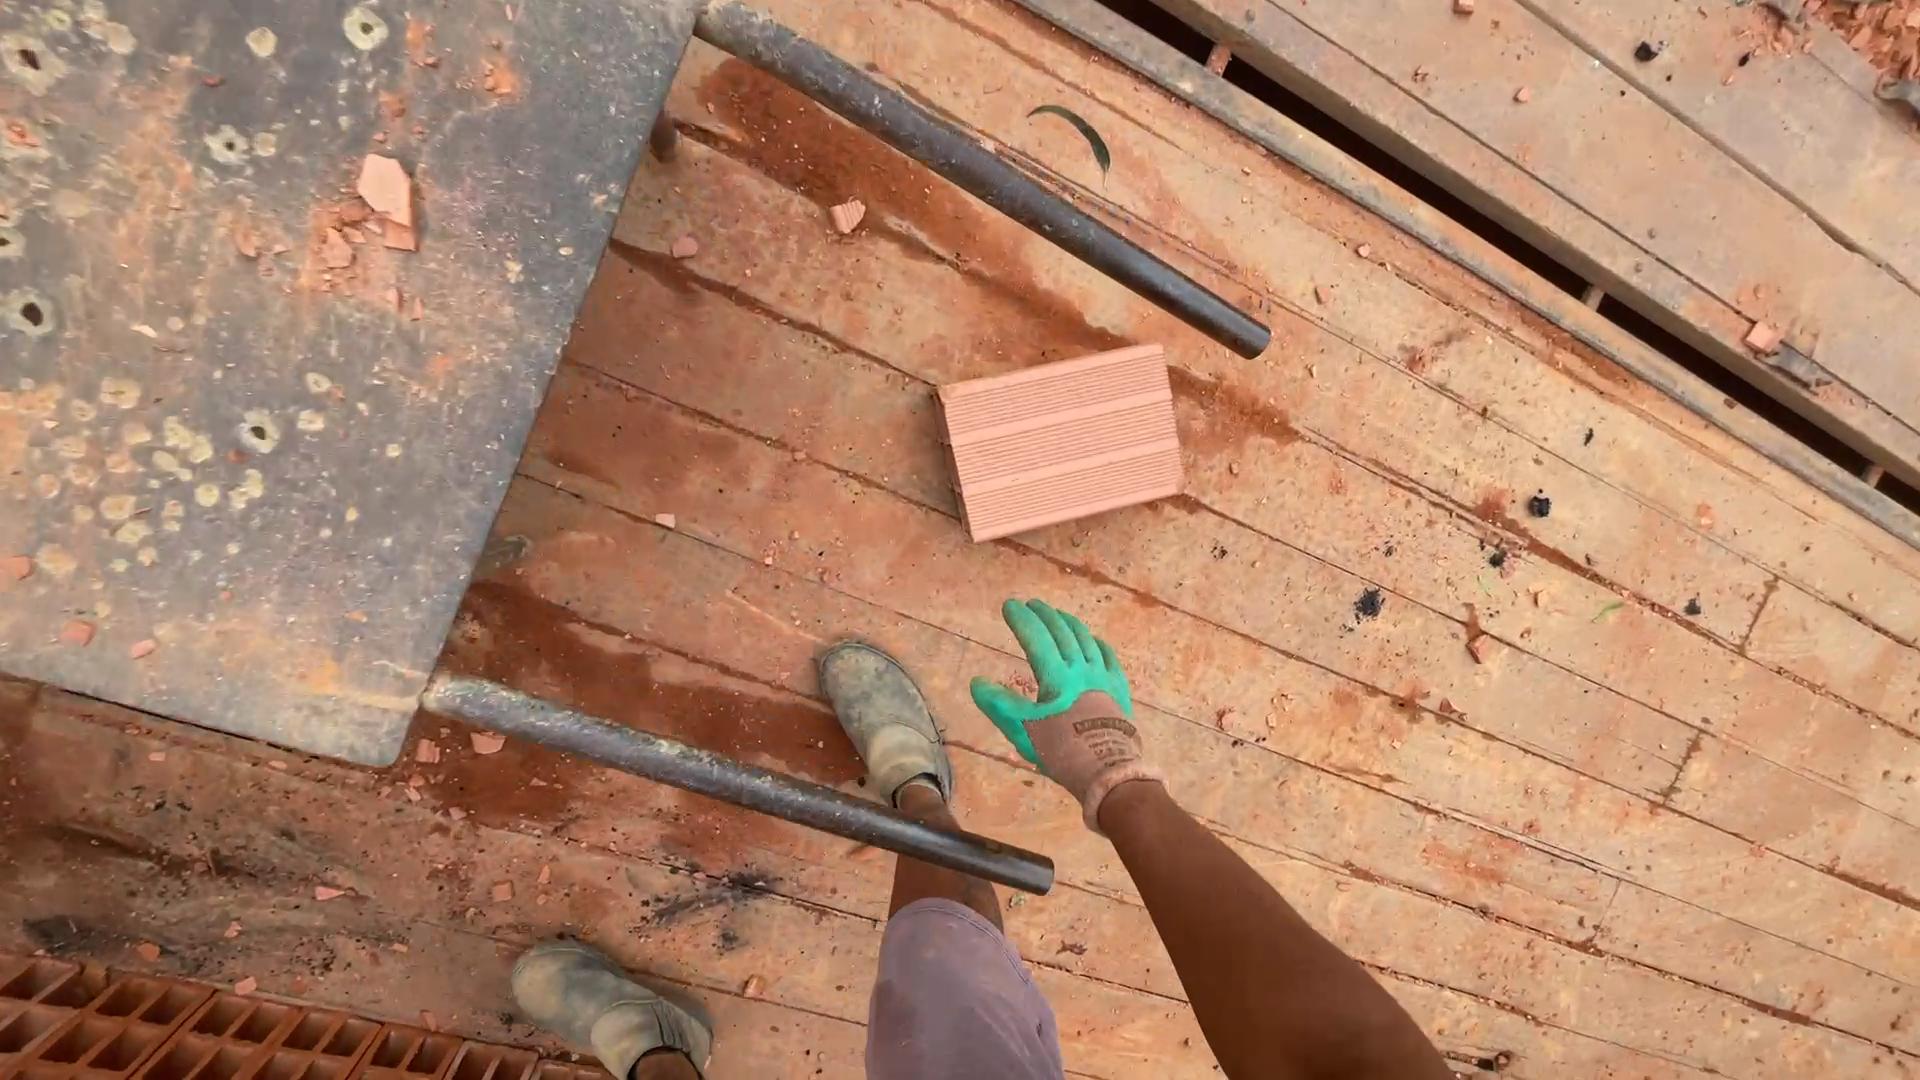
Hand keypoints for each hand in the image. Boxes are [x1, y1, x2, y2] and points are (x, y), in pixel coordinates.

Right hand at [970, 599, 1160, 830]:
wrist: (1110, 773)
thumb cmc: (1063, 752)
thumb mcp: (1023, 731)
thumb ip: (999, 704)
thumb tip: (977, 682)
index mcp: (1056, 676)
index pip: (1036, 637)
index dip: (1021, 619)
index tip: (1009, 605)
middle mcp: (1081, 668)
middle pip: (1062, 632)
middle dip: (1044, 615)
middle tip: (1032, 604)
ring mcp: (1103, 677)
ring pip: (1085, 640)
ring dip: (1068, 624)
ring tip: (1058, 615)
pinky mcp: (1119, 689)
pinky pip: (1108, 657)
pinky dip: (1096, 643)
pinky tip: (1093, 640)